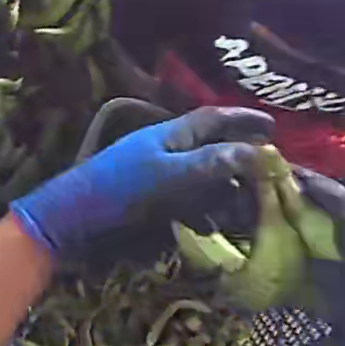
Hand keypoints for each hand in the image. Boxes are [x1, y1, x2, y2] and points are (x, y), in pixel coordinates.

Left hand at [11, 107, 273, 260]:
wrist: (71, 221)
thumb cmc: (117, 190)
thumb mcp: (168, 175)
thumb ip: (210, 164)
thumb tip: (258, 152)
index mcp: (167, 135)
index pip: (212, 119)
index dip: (242, 120)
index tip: (273, 126)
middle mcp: (163, 151)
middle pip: (209, 149)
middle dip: (239, 160)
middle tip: (269, 174)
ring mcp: (154, 177)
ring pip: (198, 179)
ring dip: (223, 191)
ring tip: (249, 205)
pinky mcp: (146, 203)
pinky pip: (182, 202)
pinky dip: (200, 212)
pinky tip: (212, 226)